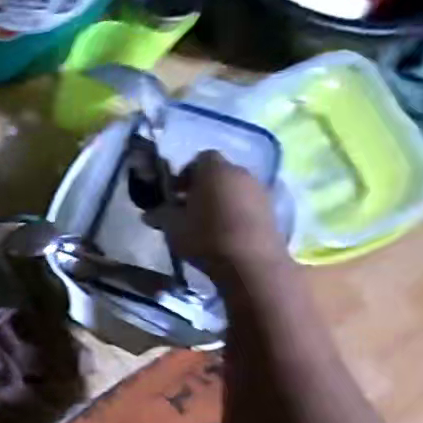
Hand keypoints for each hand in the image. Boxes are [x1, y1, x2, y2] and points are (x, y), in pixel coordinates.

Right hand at [157, 152, 287, 276]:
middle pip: (219, 173)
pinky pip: (248, 205)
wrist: (251, 263)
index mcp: (214, 169)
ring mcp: (260, 190)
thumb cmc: (205, 237)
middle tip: (188, 210)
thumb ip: (161, 215)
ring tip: (207, 225)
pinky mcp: (272, 210)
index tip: (175, 194)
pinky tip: (226, 234)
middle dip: (203, 187)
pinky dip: (236, 213)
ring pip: (234, 189)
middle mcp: (240, 172)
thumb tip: (150, 213)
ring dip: (221, 201)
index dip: (185, 174)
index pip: (199, 159)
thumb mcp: (173, 227)